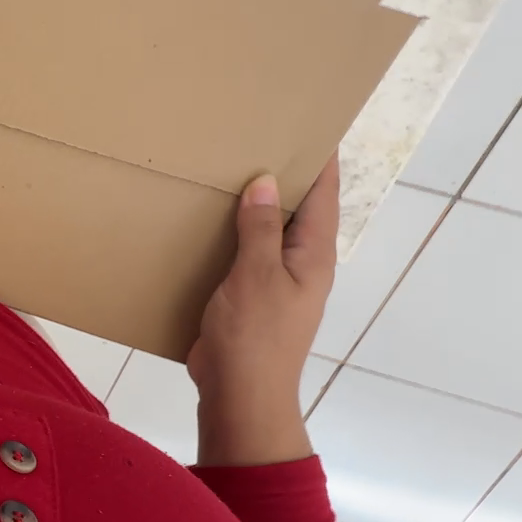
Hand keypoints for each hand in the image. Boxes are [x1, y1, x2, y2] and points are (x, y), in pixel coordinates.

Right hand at [188, 155, 339, 466]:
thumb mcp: (256, 276)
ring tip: (221, 181)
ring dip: (247, 210)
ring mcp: (272, 282)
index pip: (323, 198)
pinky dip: (225, 238)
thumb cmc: (254, 333)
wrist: (240, 390)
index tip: (314, 131)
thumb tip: (265, 181)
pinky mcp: (245, 297)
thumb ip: (259, 230)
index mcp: (312, 256)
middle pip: (295, 213)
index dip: (321, 164)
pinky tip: (198, 232)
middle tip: (254, 147)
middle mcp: (299, 265)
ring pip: (263, 235)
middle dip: (281, 182)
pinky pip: (238, 257)